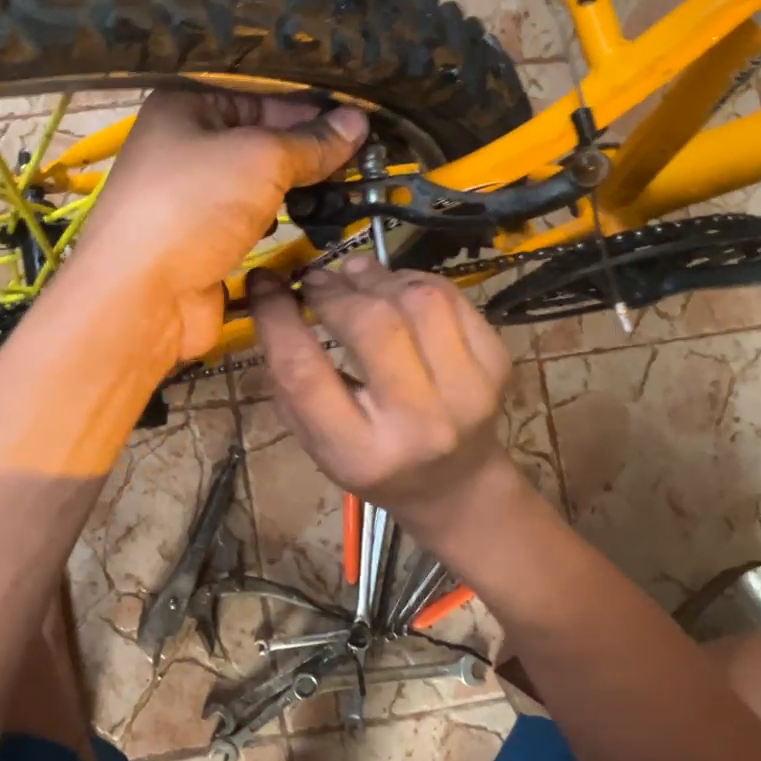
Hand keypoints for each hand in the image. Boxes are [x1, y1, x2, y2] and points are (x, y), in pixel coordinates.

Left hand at [71, 89, 366, 358]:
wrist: (141, 295)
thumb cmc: (194, 205)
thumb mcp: (260, 159)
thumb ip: (311, 143)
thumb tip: (356, 122)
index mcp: (184, 108)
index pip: (261, 98)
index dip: (311, 110)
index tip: (362, 125)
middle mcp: (183, 148)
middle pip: (259, 141)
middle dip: (309, 152)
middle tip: (367, 161)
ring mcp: (191, 200)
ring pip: (257, 186)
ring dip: (298, 190)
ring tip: (350, 191)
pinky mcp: (202, 244)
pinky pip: (250, 223)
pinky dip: (278, 224)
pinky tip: (313, 224)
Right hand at [247, 256, 521, 532]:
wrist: (455, 485)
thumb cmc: (369, 459)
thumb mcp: (315, 436)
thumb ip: (290, 376)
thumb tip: (273, 290)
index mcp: (358, 452)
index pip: (305, 371)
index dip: (277, 316)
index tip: (263, 281)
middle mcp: (418, 424)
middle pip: (371, 326)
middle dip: (333, 291)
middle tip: (314, 279)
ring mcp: (468, 392)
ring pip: (418, 300)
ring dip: (376, 277)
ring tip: (352, 274)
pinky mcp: (497, 365)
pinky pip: (450, 297)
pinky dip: (412, 280)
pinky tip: (393, 287)